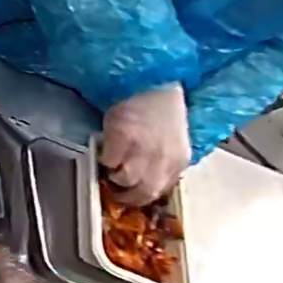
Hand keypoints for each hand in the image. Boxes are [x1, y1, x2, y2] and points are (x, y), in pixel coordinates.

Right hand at [101, 83, 190, 204]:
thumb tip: (143, 179)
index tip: (129, 195)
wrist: (151, 84)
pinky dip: (103, 159)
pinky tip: (104, 151)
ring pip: (124, 178)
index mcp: (179, 160)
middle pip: (143, 191)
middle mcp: (164, 159)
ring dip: (113, 176)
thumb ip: (161, 162)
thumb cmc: (160, 112)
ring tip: (108, 168)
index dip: (142, 197)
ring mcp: (142, 149)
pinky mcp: (122, 138)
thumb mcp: (170, 143)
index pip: (160, 191)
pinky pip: (108, 160)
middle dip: (126, 194)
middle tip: (113, 190)